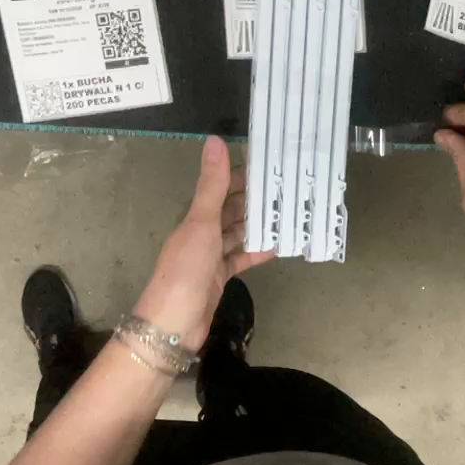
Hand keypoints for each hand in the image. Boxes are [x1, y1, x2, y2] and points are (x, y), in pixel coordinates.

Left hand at [132, 136, 275, 348]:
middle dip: (256, 199)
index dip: (243, 175)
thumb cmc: (185, 270)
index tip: (272, 164)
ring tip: (290, 214)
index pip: (221, 187)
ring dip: (260, 224)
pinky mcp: (219, 277)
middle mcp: (201, 233)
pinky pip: (241, 258)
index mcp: (194, 216)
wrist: (174, 323)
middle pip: (232, 210)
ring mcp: (210, 256)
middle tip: (290, 189)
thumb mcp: (201, 223)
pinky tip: (278, 247)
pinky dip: (256, 252)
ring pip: (238, 234)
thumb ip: (212, 186)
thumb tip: (215, 141)